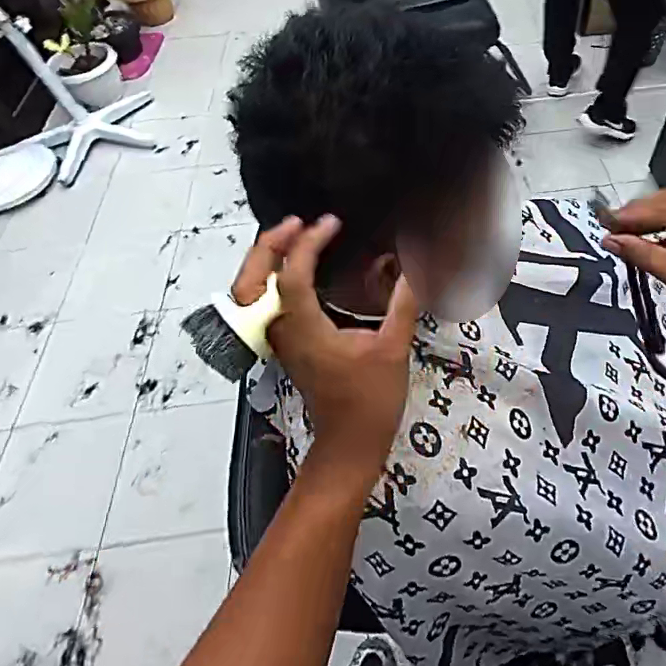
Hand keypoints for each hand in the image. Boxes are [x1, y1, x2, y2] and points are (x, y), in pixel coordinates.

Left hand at [248, 216, 418, 476]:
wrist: (349, 443)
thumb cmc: (371, 400)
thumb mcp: (393, 349)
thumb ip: (403, 304)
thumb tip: (413, 268)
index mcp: (306, 331)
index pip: (291, 277)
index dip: (306, 245)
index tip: (331, 223)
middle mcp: (283, 332)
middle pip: (254, 282)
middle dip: (269, 246)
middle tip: (296, 222)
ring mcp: (280, 340)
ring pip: (252, 293)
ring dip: (266, 260)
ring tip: (294, 236)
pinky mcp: (286, 346)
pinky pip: (264, 303)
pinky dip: (272, 278)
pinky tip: (298, 268)